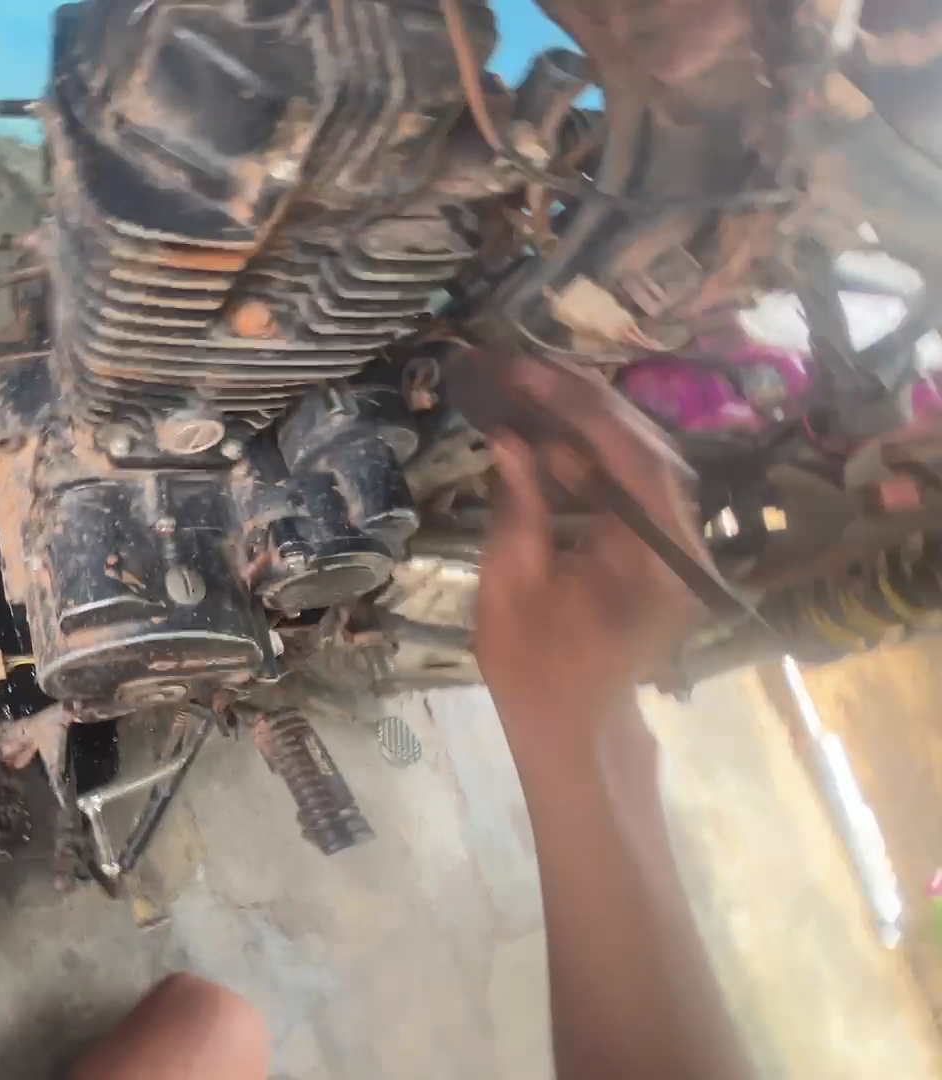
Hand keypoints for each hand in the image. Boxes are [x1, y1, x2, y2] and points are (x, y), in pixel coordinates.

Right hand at [474, 356, 709, 740]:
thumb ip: (517, 508)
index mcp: (655, 555)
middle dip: (580, 404)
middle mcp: (681, 540)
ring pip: (636, 464)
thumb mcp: (511, 584)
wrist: (570, 719)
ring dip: (581, 426)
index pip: (633, 459)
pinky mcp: (650, 546)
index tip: (528, 374)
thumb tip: (508, 442)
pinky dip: (583, 460)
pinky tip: (543, 440)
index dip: (580, 409)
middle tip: (521, 370)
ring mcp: (670, 542)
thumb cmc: (533, 663)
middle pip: (643, 450)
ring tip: (526, 390)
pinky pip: (623, 488)